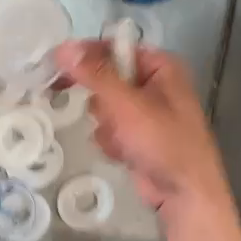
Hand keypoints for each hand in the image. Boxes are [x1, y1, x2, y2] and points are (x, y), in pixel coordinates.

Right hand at [55, 39, 236, 236]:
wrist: (184, 192)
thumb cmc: (162, 142)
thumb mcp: (127, 104)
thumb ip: (95, 75)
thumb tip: (63, 47)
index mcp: (161, 66)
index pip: (114, 49)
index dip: (85, 56)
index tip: (55, 66)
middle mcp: (155, 84)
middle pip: (107, 78)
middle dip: (100, 101)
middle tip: (79, 105)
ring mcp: (147, 112)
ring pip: (105, 107)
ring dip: (105, 124)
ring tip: (119, 139)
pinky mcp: (138, 136)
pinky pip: (111, 129)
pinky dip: (111, 141)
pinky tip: (123, 154)